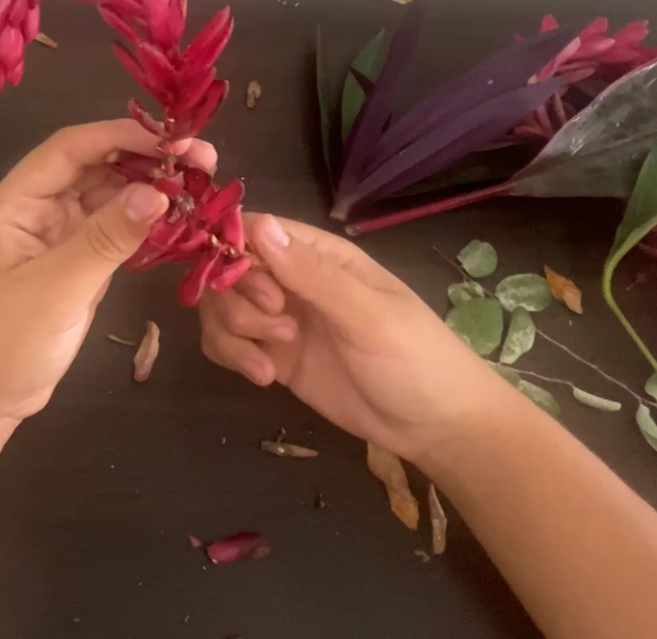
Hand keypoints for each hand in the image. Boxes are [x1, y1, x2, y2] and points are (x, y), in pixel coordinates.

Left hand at [0, 120, 216, 438]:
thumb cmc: (1, 341)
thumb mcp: (55, 288)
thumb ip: (105, 239)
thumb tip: (159, 190)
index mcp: (19, 199)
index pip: (72, 148)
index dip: (124, 135)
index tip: (178, 138)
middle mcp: (39, 208)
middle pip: (96, 166)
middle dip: (147, 157)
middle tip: (206, 161)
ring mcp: (59, 237)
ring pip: (109, 196)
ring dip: (151, 188)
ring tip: (202, 187)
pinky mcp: (76, 265)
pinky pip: (114, 231)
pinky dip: (145, 223)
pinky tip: (180, 221)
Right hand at [198, 214, 516, 461]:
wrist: (436, 431)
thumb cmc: (417, 361)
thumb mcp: (369, 316)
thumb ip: (312, 273)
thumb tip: (260, 225)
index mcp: (317, 255)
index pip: (253, 229)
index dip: (235, 250)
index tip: (251, 285)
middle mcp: (289, 279)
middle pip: (226, 269)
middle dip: (238, 301)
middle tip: (279, 328)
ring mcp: (276, 317)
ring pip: (219, 305)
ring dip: (232, 332)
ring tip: (268, 365)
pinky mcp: (269, 352)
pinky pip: (224, 340)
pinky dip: (230, 355)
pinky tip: (263, 377)